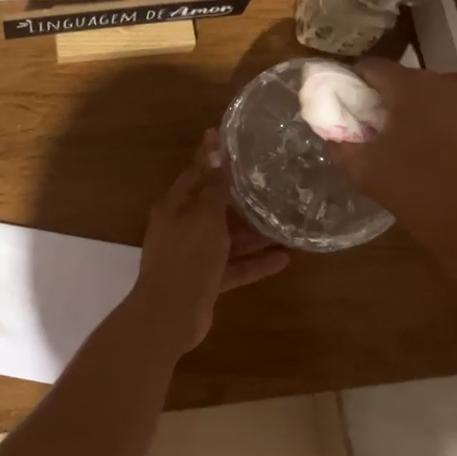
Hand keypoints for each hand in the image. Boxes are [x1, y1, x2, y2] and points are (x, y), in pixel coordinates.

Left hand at [128, 130, 290, 352]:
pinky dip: (255, 263)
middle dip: (242, 198)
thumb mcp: (205, 216)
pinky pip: (233, 267)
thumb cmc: (187, 258)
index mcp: (174, 207)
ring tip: (286, 223)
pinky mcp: (206, 281)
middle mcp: (182, 227)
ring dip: (254, 234)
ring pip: (227, 239)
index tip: (235, 140)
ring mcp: (194, 256)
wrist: (170, 315)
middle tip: (273, 184)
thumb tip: (213, 141)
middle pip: (214, 207)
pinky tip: (284, 259)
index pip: (196, 173)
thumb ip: (214, 184)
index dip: (214, 157)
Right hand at [327, 61, 456, 265]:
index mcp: (411, 87)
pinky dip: (444, 122)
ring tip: (409, 143)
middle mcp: (446, 81)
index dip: (355, 83)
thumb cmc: (418, 192)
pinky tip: (439, 152)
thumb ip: (341, 143)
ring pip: (434, 94)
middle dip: (388, 99)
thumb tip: (332, 131)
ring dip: (418, 110)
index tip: (348, 107)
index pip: (371, 67)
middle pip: (405, 79)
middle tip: (376, 130)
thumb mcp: (364, 171)